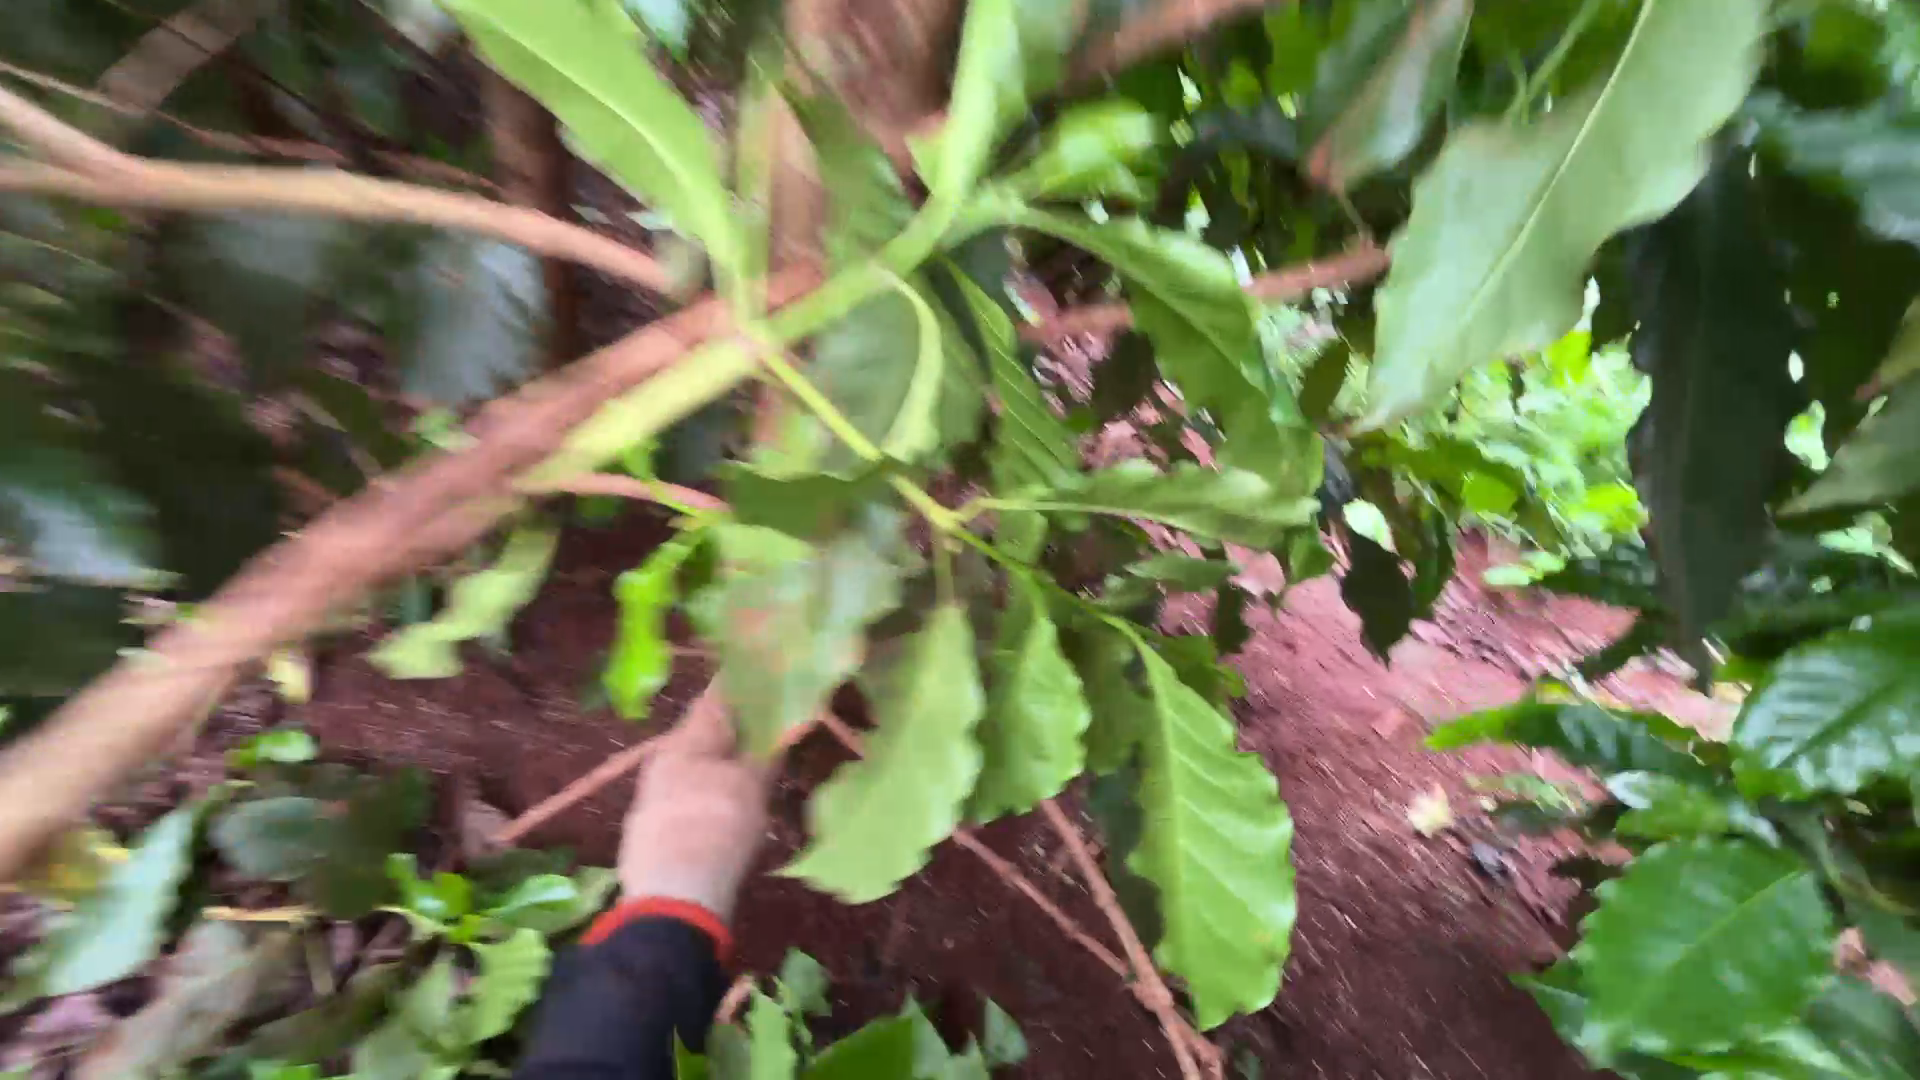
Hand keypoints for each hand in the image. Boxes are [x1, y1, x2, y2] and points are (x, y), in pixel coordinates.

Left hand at [616, 684, 770, 919]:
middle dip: (735, 725)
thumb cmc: (717, 827)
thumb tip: (788, 720)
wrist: (673, 900)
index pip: (715, 697)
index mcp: (683, 741)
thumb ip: (767, 750)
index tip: (766, 673)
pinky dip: (713, 785)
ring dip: (724, 758)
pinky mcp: (654, 828)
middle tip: (769, 720)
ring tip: (756, 759)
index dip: (741, 683)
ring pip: (696, 764)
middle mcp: (662, 760)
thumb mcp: (752, 785)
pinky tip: (729, 799)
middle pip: (704, 732)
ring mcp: (653, 796)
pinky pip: (689, 792)